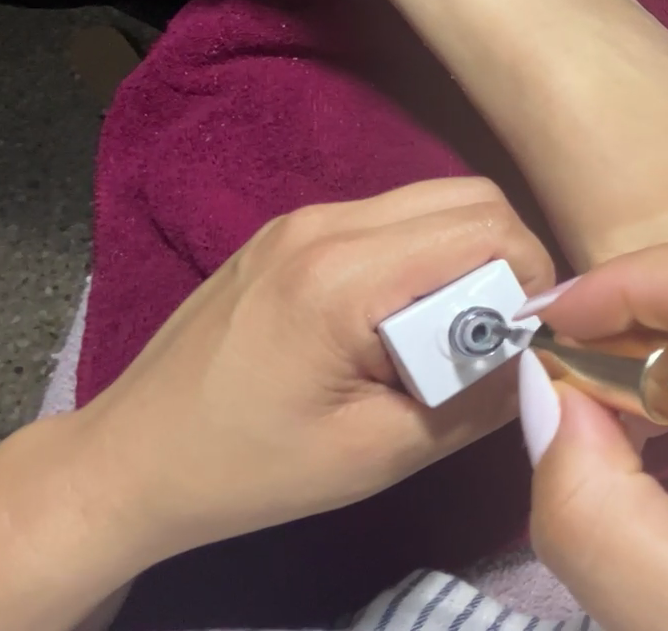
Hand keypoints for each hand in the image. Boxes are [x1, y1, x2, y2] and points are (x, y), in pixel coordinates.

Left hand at [73, 177, 556, 555]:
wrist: (120, 467)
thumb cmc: (252, 469)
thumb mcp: (383, 454)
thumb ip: (483, 397)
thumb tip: (547, 356)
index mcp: (343, 279)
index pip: (489, 231)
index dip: (530, 276)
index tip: (522, 332)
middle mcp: (328, 225)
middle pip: (475, 199)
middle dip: (511, 256)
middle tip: (498, 320)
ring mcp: (307, 218)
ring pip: (442, 198)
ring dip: (473, 249)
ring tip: (453, 316)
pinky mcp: (297, 227)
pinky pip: (402, 213)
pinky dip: (433, 248)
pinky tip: (407, 307)